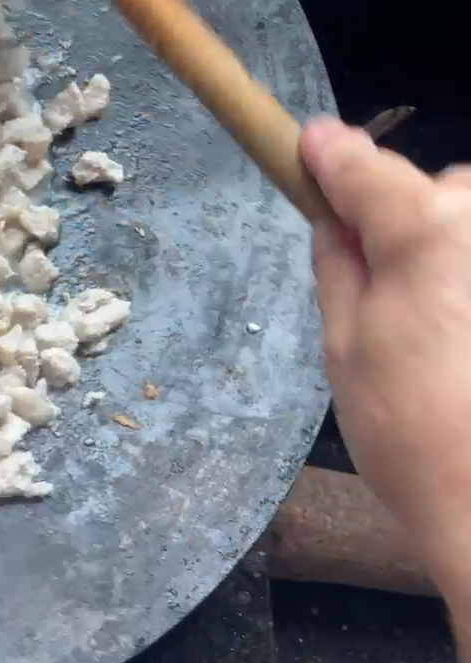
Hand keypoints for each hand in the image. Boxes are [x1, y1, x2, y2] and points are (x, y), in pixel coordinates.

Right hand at [301, 118, 470, 600]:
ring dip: (453, 243)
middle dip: (413, 218)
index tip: (308, 137)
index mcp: (435, 239)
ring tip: (435, 317)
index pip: (375, 178)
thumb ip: (341, 270)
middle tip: (381, 284)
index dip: (338, 158)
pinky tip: (457, 327)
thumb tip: (331, 221)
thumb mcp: (344, 347)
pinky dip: (463, 275)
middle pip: (450, 191)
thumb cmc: (407, 425)